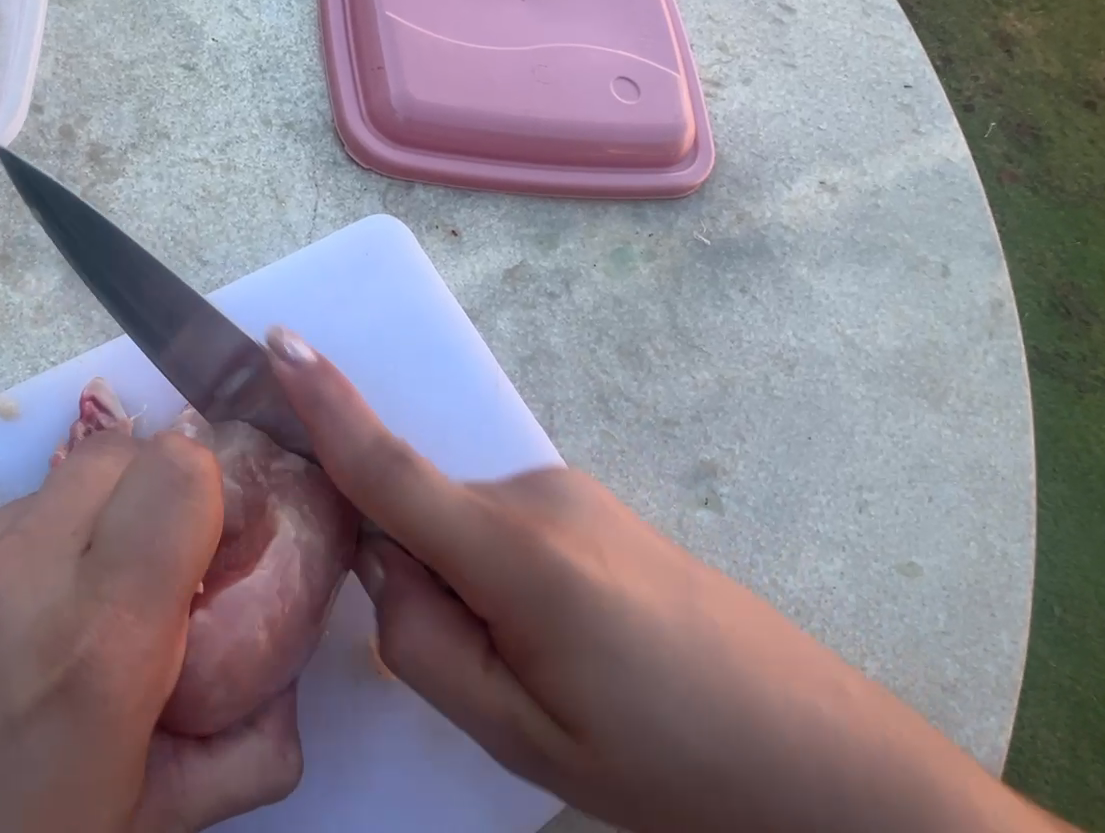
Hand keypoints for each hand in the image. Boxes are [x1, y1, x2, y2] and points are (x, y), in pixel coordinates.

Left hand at [0, 431, 300, 832]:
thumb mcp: (162, 819)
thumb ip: (247, 745)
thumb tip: (279, 680)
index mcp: (103, 642)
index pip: (178, 469)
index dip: (210, 492)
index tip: (215, 544)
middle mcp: (24, 577)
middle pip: (122, 448)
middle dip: (159, 485)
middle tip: (165, 556)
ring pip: (64, 476)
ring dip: (100, 511)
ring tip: (93, 587)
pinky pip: (10, 513)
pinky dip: (44, 537)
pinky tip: (30, 611)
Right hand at [264, 327, 1075, 832]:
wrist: (824, 761)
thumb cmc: (670, 763)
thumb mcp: (520, 736)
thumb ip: (421, 642)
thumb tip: (383, 563)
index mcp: (517, 557)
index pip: (390, 467)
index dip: (326, 403)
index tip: (279, 342)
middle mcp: (537, 496)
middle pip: (416, 512)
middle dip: (410, 575)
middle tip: (483, 676)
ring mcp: (569, 492)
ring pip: (457, 525)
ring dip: (458, 583)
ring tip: (541, 672)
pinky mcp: (588, 503)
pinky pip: (496, 525)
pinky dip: (490, 571)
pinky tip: (564, 643)